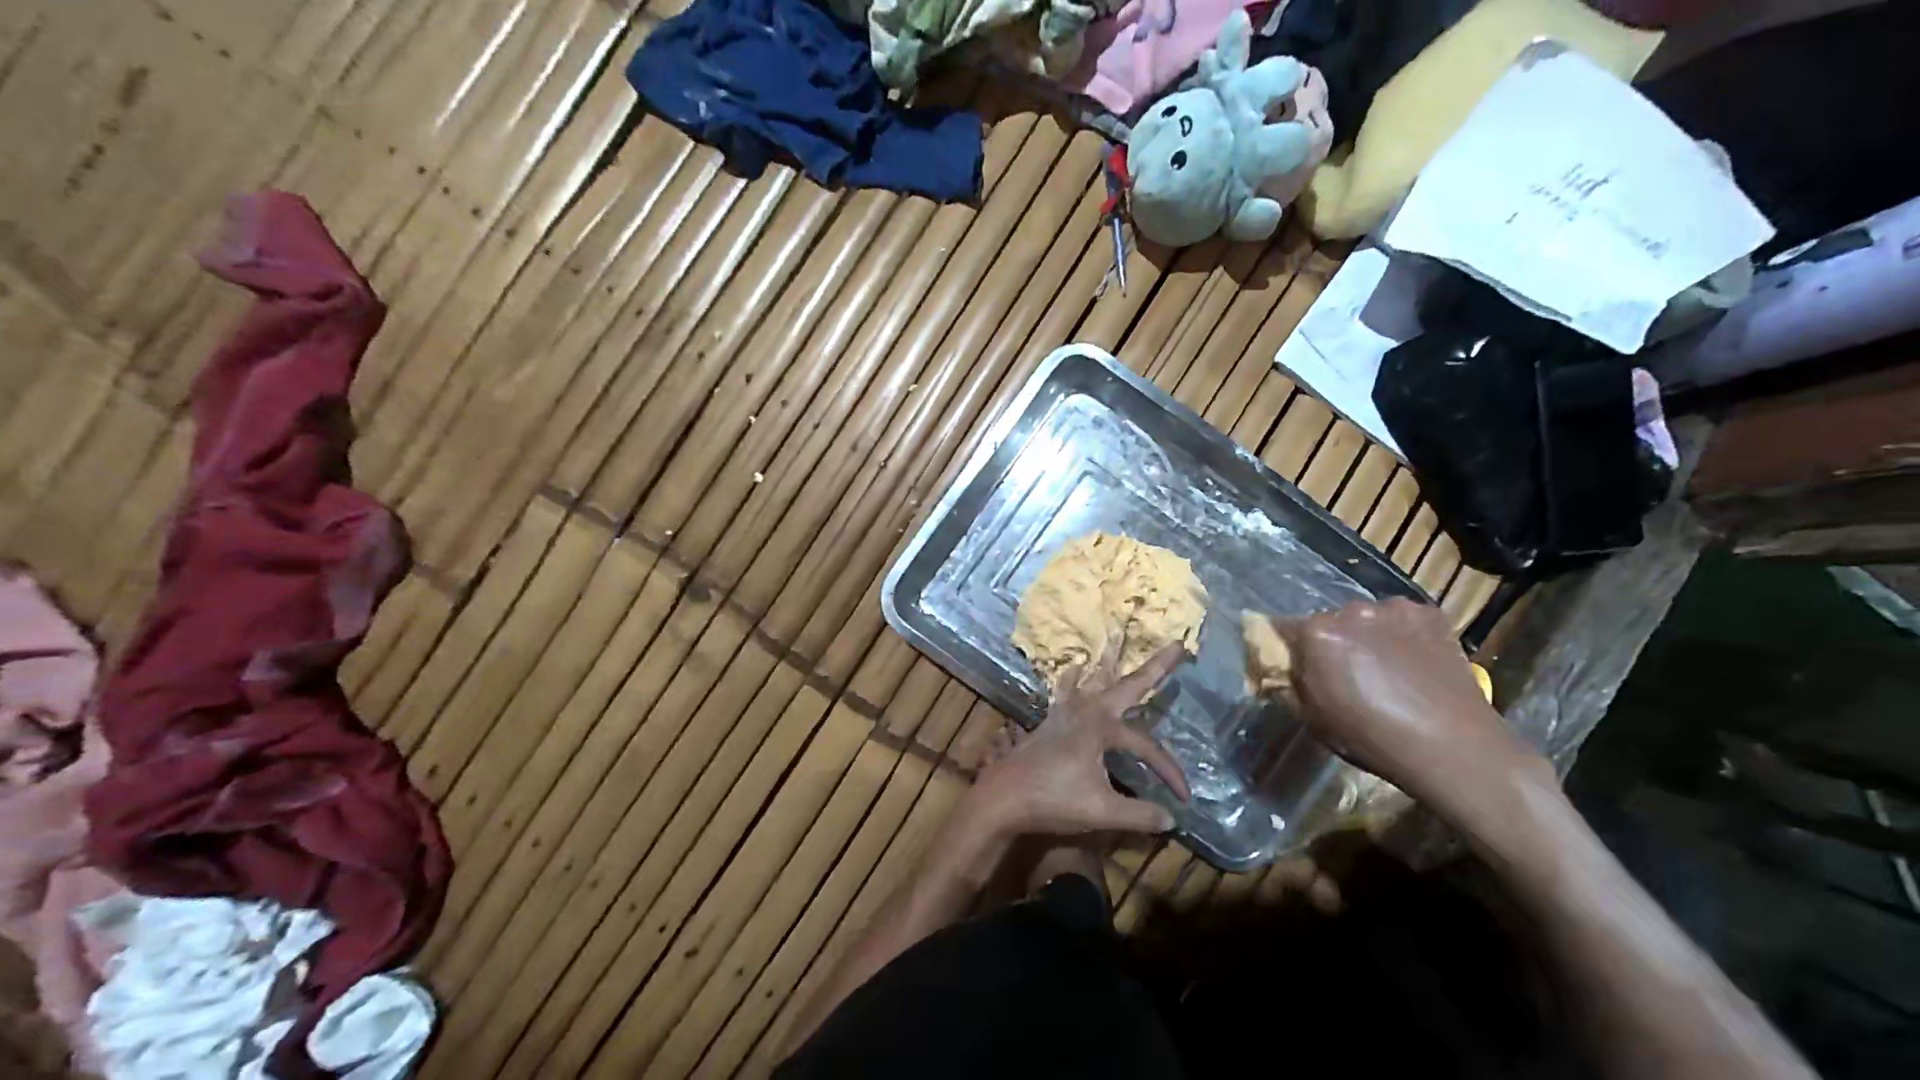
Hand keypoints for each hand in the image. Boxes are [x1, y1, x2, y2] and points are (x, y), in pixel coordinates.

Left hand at [965, 643, 1191, 839]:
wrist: (1002, 797)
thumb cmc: (1052, 800)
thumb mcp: (1102, 812)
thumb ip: (1140, 814)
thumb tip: (1171, 816)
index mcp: (1101, 727)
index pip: (1147, 748)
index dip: (1168, 771)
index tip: (1184, 797)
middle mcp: (1085, 710)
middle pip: (1127, 685)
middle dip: (1154, 667)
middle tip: (1176, 644)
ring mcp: (1065, 712)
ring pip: (1095, 682)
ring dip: (1111, 664)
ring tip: (1118, 637)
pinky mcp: (1051, 721)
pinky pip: (1068, 690)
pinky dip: (1076, 678)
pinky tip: (1076, 667)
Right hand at [1278, 598, 1548, 809]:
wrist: (1454, 748)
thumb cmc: (1372, 738)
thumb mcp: (1312, 718)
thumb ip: (1290, 683)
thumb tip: (1279, 669)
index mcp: (1316, 633)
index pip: (1282, 628)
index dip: (1287, 647)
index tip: (1295, 665)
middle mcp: (1351, 610)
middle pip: (1328, 621)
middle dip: (1332, 642)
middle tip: (1346, 672)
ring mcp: (1394, 609)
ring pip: (1367, 618)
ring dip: (1367, 636)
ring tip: (1386, 668)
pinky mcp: (1430, 614)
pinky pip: (1402, 619)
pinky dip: (1402, 634)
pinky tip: (1413, 661)